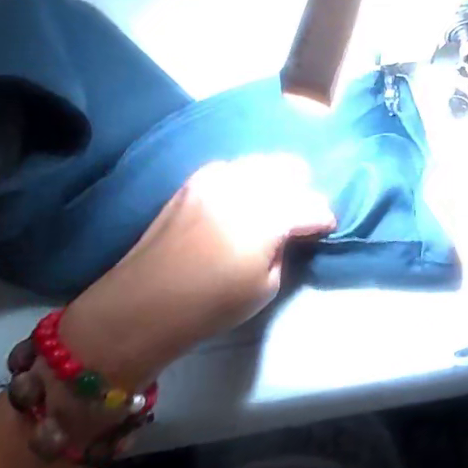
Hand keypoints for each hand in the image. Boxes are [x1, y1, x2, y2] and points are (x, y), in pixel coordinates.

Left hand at [59, 154, 334, 383]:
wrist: (146, 302)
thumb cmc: (212, 304)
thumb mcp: (266, 285)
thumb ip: (284, 246)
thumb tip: (289, 230)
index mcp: (270, 214)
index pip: (313, 205)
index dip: (322, 219)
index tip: (322, 230)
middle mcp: (246, 184)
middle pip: (291, 169)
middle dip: (300, 190)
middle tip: (296, 217)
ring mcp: (217, 176)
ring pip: (262, 163)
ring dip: (273, 181)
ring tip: (269, 207)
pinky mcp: (195, 179)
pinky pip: (234, 167)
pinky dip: (246, 179)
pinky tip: (240, 203)